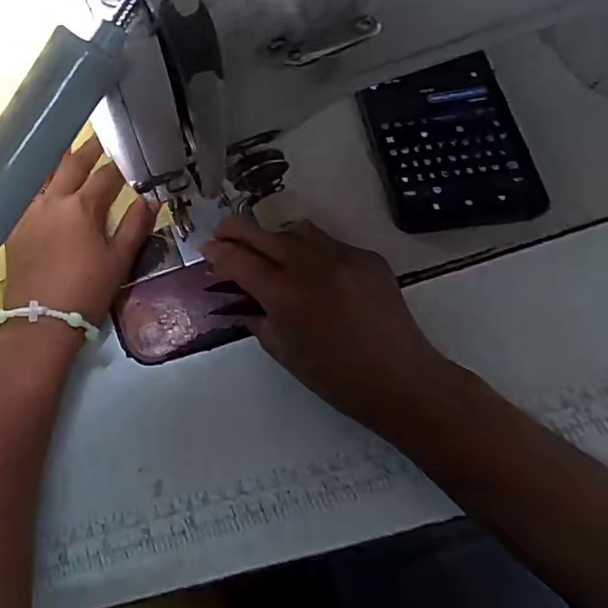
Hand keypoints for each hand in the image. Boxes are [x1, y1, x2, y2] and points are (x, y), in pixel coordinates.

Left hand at [2, 137, 156, 333]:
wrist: (41, 321)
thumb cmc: (86, 291)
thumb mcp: (119, 261)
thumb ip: (135, 226)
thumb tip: (151, 200)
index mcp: (81, 207)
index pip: (105, 177)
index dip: (119, 165)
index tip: (128, 155)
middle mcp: (52, 201)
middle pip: (70, 166)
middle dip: (87, 150)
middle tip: (98, 138)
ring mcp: (28, 212)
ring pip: (43, 176)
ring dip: (58, 161)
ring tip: (67, 150)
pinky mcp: (13, 227)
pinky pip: (26, 194)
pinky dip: (37, 182)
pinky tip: (42, 183)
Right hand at [201, 217, 455, 426]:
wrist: (399, 378)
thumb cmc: (334, 376)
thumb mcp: (282, 351)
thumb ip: (256, 318)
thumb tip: (240, 299)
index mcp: (283, 294)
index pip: (237, 259)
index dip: (217, 252)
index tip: (208, 251)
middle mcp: (309, 265)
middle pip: (261, 233)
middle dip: (235, 232)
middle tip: (224, 238)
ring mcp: (341, 256)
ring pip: (295, 230)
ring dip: (274, 238)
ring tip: (270, 254)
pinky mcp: (367, 257)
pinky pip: (329, 243)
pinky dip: (312, 252)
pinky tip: (314, 274)